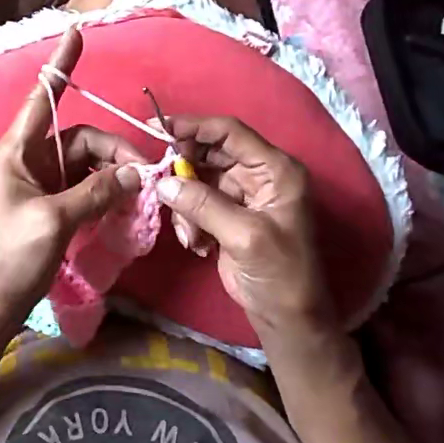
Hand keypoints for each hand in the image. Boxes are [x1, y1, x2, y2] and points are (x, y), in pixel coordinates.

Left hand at [0, 28, 143, 335]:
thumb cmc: (12, 257)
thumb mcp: (55, 220)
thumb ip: (96, 193)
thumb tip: (135, 174)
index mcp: (16, 153)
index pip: (41, 99)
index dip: (60, 66)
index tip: (76, 33)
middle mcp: (29, 161)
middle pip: (80, 138)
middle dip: (113, 151)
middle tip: (142, 176)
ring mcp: (42, 185)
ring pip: (88, 163)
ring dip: (113, 174)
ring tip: (137, 193)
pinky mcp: (54, 205)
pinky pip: (87, 186)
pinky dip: (106, 190)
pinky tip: (125, 203)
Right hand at [155, 116, 335, 341]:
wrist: (286, 316)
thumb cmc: (279, 273)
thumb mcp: (244, 235)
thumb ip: (204, 205)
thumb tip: (164, 183)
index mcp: (275, 169)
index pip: (230, 133)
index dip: (193, 126)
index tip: (157, 126)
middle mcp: (259, 175)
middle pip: (210, 154)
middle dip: (184, 170)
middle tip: (160, 183)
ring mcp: (242, 196)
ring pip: (199, 180)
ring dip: (186, 205)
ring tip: (191, 236)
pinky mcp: (227, 216)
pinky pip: (196, 204)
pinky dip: (190, 221)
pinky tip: (198, 245)